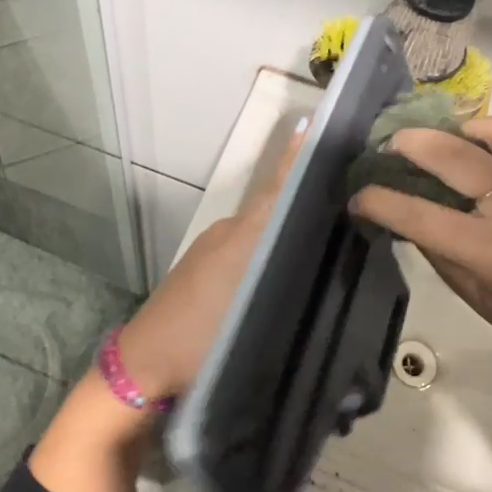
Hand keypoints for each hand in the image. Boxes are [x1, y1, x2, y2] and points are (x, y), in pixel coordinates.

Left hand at [117, 120, 306, 399]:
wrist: (143, 362)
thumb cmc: (199, 344)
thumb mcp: (253, 321)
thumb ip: (285, 284)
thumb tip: (318, 256)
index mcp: (241, 238)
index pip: (278, 190)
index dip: (297, 161)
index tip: (319, 128)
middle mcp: (228, 232)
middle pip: (275, 207)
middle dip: (306, 199)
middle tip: (348, 201)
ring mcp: (214, 246)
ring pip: (262, 229)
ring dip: (288, 228)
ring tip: (328, 237)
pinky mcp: (205, 263)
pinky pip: (246, 245)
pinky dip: (269, 246)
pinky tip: (288, 268)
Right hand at [348, 114, 491, 396]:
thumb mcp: (476, 297)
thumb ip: (437, 251)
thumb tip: (404, 215)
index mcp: (489, 252)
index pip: (416, 214)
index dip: (378, 201)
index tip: (358, 196)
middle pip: (449, 157)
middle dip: (408, 145)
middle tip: (390, 145)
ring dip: (457, 129)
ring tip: (444, 138)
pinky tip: (483, 150)